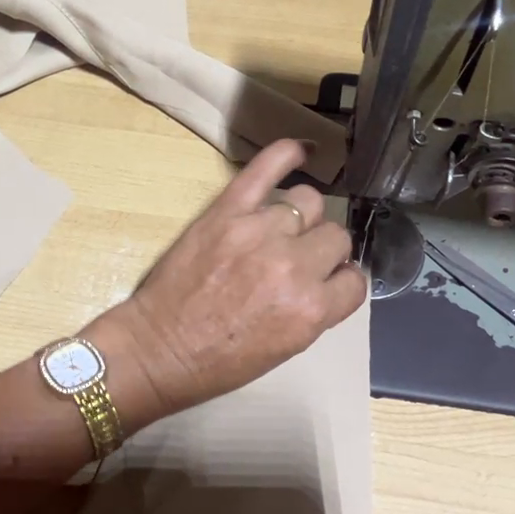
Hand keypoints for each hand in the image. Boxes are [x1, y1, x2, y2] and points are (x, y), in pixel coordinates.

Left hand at [92, 139, 365, 419]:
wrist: (160, 351)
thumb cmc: (221, 362)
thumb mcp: (286, 348)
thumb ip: (315, 309)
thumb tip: (328, 276)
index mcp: (311, 309)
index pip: (354, 279)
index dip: (341, 280)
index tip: (326, 282)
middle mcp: (293, 266)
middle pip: (335, 235)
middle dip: (323, 249)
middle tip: (298, 260)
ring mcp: (259, 233)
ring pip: (308, 202)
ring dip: (301, 217)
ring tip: (282, 230)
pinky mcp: (227, 212)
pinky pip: (265, 169)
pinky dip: (285, 154)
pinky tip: (298, 151)